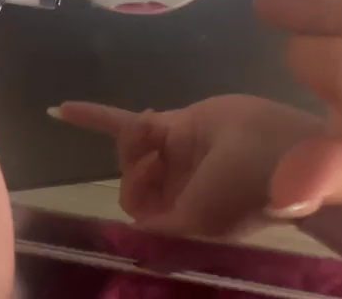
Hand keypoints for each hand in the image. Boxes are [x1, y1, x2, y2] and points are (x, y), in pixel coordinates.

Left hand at [53, 95, 323, 237]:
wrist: (280, 142)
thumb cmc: (246, 187)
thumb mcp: (205, 219)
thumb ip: (167, 227)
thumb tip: (133, 234)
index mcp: (182, 220)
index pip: (138, 213)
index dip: (135, 193)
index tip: (151, 177)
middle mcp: (175, 190)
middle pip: (130, 179)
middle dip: (134, 164)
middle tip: (156, 153)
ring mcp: (171, 155)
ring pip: (129, 147)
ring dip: (133, 137)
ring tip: (153, 127)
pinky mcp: (173, 124)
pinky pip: (126, 121)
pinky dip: (92, 116)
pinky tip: (61, 109)